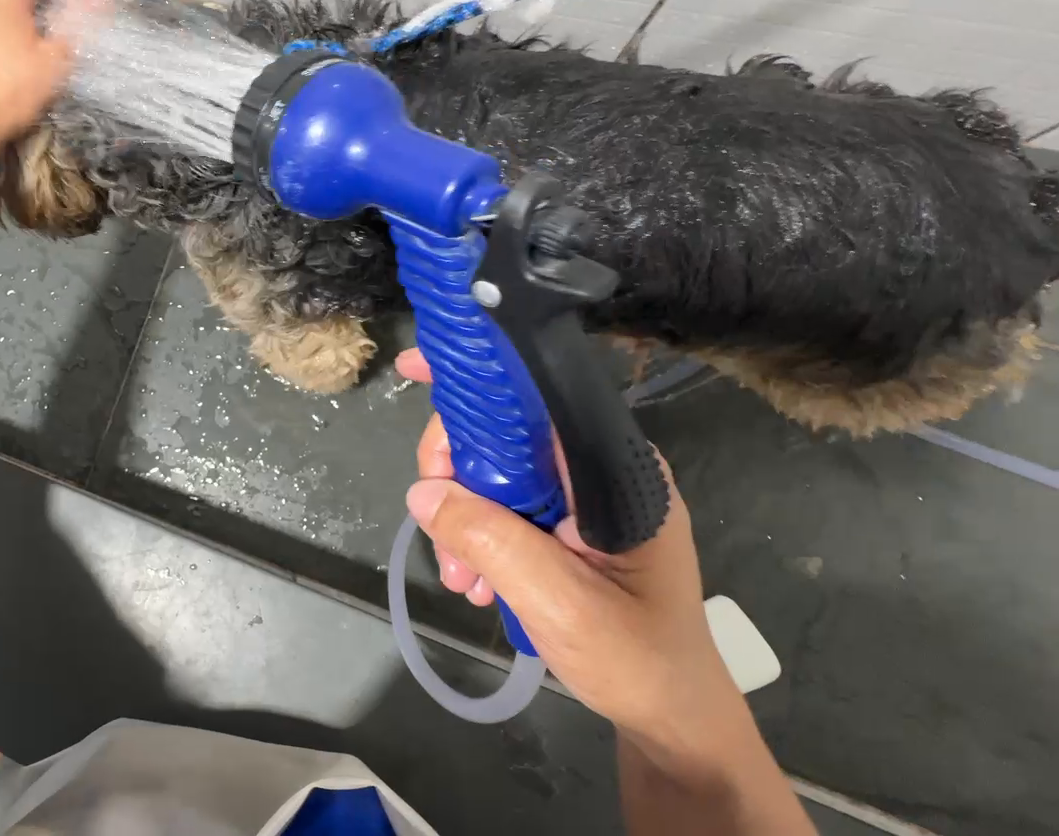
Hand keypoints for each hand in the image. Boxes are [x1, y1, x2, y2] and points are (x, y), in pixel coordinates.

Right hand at [395, 349, 740, 751]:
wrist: (672, 719)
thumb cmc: (635, 658)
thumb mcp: (560, 602)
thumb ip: (492, 541)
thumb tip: (423, 493)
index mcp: (613, 470)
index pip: (536, 399)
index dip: (476, 378)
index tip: (415, 368)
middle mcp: (592, 471)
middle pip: (499, 434)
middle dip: (453, 474)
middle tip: (436, 529)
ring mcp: (574, 498)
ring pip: (488, 473)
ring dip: (458, 518)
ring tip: (460, 578)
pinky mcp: (559, 526)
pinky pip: (495, 507)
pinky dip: (470, 537)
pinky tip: (471, 579)